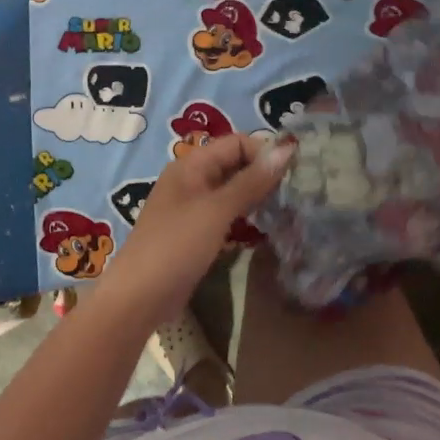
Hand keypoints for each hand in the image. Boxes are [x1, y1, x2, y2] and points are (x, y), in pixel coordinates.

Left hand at [93, 134, 294, 323]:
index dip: (265, 152)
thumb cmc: (176, 246)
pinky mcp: (195, 234)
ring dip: (257, 197)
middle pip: (234, 165)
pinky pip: (225, 216)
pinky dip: (245, 218)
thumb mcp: (216, 210)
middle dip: (264, 175)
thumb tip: (287, 147)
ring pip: (231, 193)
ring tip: (288, 209)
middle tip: (299, 192)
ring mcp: (191, 209)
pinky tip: (266, 228)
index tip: (296, 173)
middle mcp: (190, 181)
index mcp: (190, 166)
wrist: (140, 297)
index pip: (236, 143)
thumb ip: (252, 180)